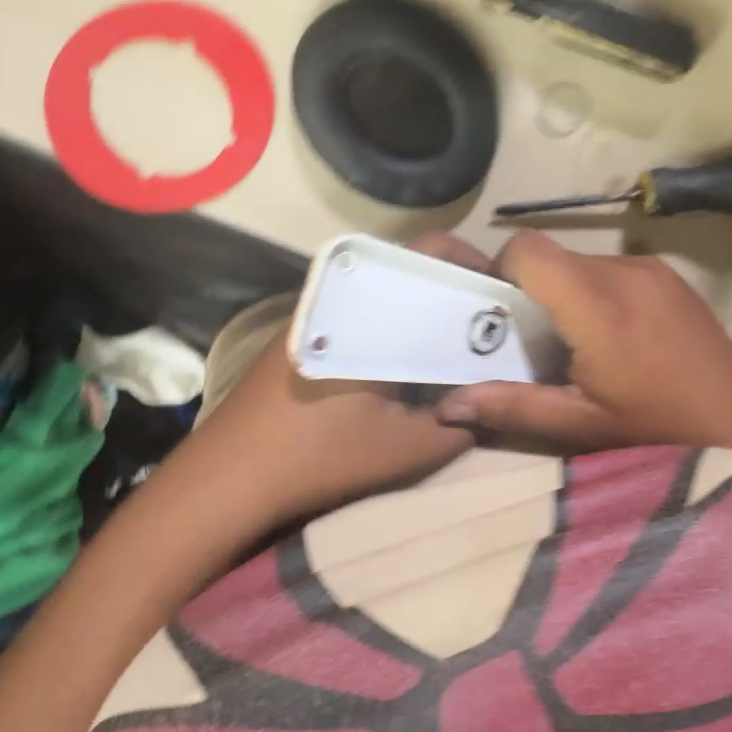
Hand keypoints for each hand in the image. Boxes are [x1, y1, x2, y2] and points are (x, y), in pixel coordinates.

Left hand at [179, 233, 487, 520]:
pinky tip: (407, 365)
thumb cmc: (319, 456)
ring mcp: (315, 312)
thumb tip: (495, 403)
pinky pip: (360, 311)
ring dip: (421, 308)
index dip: (475, 264)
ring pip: (383, 290)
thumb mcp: (407, 449)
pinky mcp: (302, 336)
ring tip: (455, 344)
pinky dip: (392, 324)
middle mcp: (339, 293)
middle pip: (408, 267)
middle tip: (487, 325)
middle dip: (453, 288)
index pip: (431, 251)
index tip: (505, 296)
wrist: (226, 480)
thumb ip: (461, 426)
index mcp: (367, 304)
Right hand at [436, 231, 731, 450]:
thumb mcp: (582, 425)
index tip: (499, 313)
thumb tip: (448, 405)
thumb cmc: (661, 429)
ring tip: (577, 345)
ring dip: (566, 292)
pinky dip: (596, 293)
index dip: (502, 271)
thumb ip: (513, 406)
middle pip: (553, 256)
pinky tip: (614, 338)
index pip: (528, 250)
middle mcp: (624, 272)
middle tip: (533, 341)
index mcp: (598, 307)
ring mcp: (651, 268)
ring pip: (581, 261)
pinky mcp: (669, 274)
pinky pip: (612, 269)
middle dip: (532, 289)